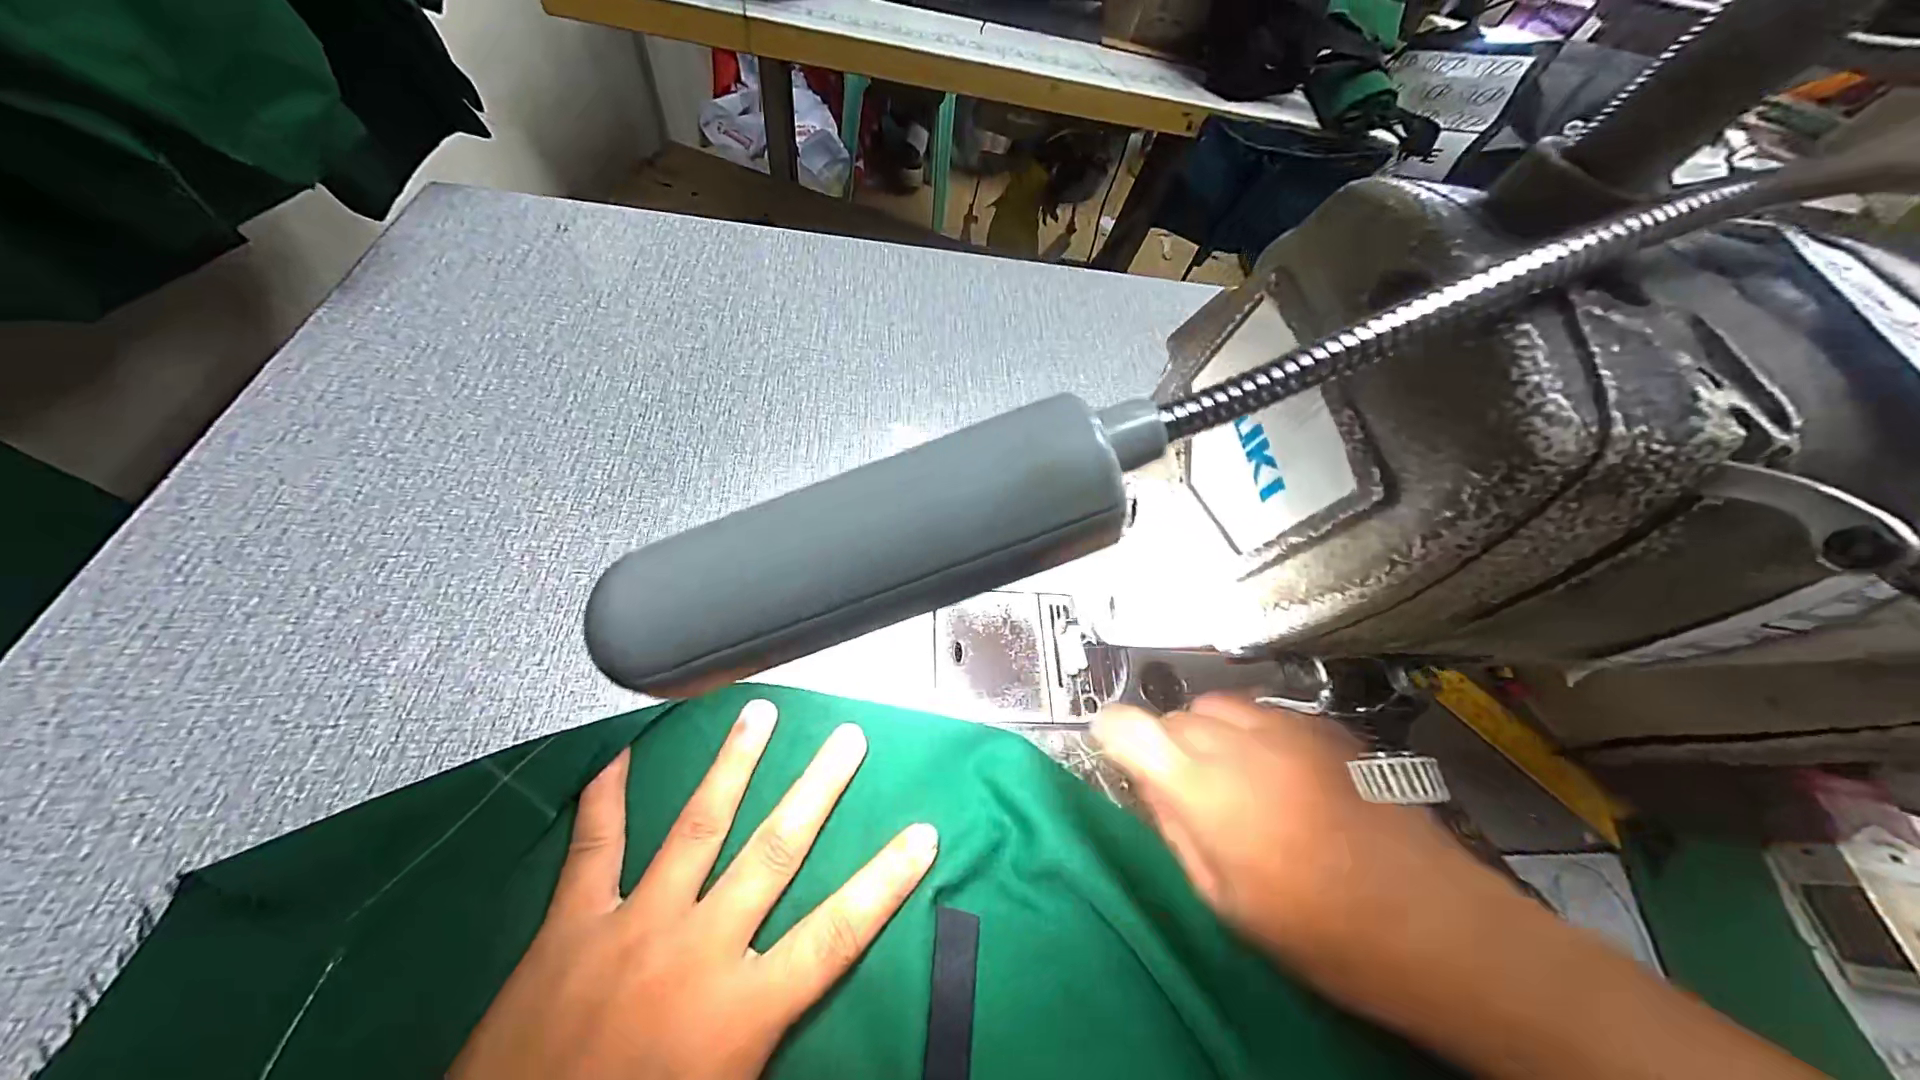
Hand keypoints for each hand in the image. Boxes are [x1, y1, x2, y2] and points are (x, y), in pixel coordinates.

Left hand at [451, 700, 938, 1079]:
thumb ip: (773, 1045)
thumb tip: (819, 1021)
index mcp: (740, 1008)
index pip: (835, 934)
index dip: (884, 883)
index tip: (922, 836)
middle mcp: (697, 949)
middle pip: (774, 853)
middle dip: (817, 791)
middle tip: (847, 740)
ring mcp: (634, 925)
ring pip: (698, 826)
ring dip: (734, 765)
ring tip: (760, 715)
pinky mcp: (571, 924)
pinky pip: (595, 847)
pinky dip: (607, 798)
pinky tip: (618, 754)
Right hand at [1092, 694, 1496, 976]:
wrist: (1435, 926)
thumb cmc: (1321, 932)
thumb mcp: (1223, 899)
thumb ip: (1175, 831)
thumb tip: (1150, 788)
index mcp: (1203, 788)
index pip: (1129, 727)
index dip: (1112, 733)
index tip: (1115, 749)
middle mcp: (1239, 743)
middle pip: (1173, 716)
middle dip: (1165, 743)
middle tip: (1184, 787)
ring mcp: (1286, 730)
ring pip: (1216, 705)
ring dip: (1208, 733)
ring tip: (1229, 776)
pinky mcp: (1324, 729)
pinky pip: (1263, 713)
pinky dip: (1251, 731)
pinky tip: (1274, 772)